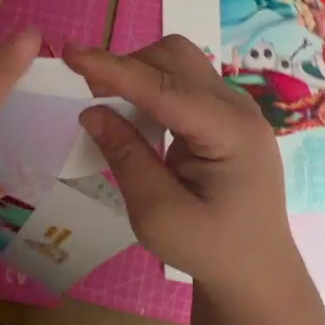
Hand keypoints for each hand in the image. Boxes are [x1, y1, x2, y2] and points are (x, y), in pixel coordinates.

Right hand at [63, 38, 307, 299]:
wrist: (255, 270)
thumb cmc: (209, 249)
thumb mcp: (157, 215)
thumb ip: (126, 158)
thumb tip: (91, 111)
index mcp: (230, 134)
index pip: (162, 88)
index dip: (113, 68)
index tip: (69, 53)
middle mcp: (237, 109)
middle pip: (173, 58)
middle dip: (126, 66)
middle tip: (89, 96)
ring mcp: (234, 109)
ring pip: (177, 62)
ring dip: (137, 73)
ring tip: (109, 105)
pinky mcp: (224, 115)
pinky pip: (181, 81)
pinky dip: (149, 86)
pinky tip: (134, 116)